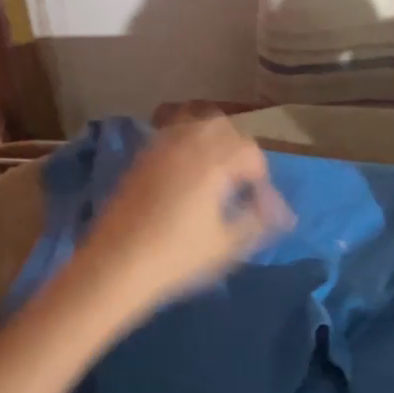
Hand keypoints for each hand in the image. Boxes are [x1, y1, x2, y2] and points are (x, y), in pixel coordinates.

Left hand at [75, 117, 291, 309]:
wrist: (114, 268)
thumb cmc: (176, 258)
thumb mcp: (228, 245)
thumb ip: (258, 221)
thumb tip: (280, 213)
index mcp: (213, 160)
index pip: (251, 153)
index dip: (262, 179)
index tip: (263, 207)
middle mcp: (186, 144)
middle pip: (222, 127)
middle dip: (237, 149)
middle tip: (242, 181)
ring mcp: (158, 148)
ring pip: (193, 125)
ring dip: (211, 142)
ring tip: (216, 174)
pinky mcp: (139, 160)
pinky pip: (169, 137)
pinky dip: (185, 146)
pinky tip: (186, 176)